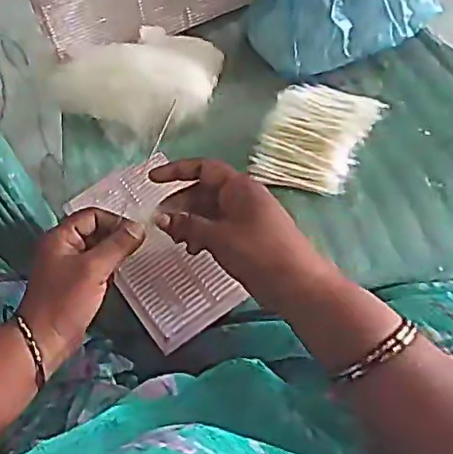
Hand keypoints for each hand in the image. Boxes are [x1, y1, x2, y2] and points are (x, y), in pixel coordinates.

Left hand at [17, 207, 144, 348]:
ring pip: (96, 249)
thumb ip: (117, 245)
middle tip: (140, 245)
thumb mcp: (94, 269)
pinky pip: (95, 267)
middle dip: (116, 236)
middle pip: (94, 230)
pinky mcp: (74, 282)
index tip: (137, 232)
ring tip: (135, 258)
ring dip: (114, 252)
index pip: (91, 215)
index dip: (114, 220)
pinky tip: (123, 275)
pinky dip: (109, 268)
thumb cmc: (65, 300)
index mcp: (59, 236)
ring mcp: (67, 265)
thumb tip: (138, 228)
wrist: (45, 339)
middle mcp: (62, 246)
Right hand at [151, 158, 346, 314]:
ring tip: (176, 239)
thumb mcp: (217, 237)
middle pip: (203, 191)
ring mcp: (247, 217)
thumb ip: (187, 225)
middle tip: (159, 220)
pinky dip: (202, 234)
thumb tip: (161, 218)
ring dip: (189, 222)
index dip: (176, 171)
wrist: (299, 285)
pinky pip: (218, 227)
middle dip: (179, 204)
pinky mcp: (248, 236)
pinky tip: (193, 249)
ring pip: (209, 211)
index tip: (153, 179)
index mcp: (239, 187)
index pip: (203, 168)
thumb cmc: (259, 252)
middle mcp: (243, 197)